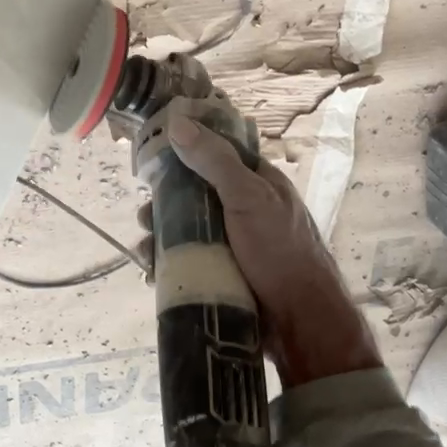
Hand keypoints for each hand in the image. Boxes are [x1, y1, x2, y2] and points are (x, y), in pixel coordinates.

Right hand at [162, 114, 381, 386]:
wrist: (301, 323)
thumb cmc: (280, 252)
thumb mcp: (248, 198)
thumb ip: (214, 161)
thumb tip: (177, 123)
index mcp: (255, 183)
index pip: (213, 155)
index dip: (181, 155)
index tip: (150, 161)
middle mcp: (242, 209)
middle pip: (191, 196)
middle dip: (162, 206)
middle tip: (145, 218)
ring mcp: (232, 244)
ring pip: (185, 232)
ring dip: (160, 239)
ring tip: (146, 252)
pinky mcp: (222, 274)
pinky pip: (186, 262)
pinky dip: (167, 265)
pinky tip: (153, 273)